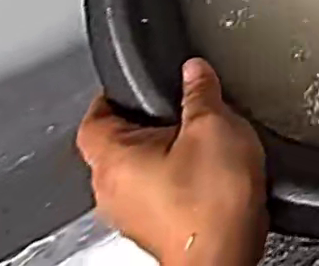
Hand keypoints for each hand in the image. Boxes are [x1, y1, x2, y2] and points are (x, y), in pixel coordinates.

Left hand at [77, 59, 266, 265]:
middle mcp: (112, 191)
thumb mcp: (213, 124)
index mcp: (115, 162)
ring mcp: (131, 212)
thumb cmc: (211, 197)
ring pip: (136, 166)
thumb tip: (192, 70)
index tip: (126, 83)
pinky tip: (206, 161)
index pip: (93, 122)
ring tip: (198, 128)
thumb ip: (200, 92)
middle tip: (175, 99)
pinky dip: (174, 169)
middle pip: (115, 144)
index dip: (108, 97)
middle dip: (145, 119)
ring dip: (162, 145)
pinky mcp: (155, 223)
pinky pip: (156, 186)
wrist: (225, 250)